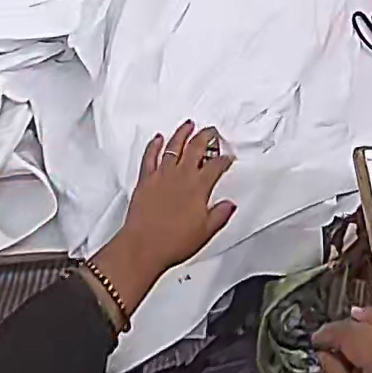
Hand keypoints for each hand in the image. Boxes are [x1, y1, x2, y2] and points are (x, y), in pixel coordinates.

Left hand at [93, 122, 235, 310]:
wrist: (143, 247)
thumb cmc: (172, 242)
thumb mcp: (206, 231)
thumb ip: (220, 214)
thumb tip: (229, 205)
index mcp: (198, 186)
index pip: (216, 165)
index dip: (224, 159)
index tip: (227, 158)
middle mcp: (181, 176)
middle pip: (196, 147)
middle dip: (206, 136)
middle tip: (211, 132)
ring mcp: (162, 175)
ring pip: (174, 146)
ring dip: (182, 133)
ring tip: (188, 125)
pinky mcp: (146, 179)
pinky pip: (150, 156)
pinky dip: (154, 145)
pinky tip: (157, 138)